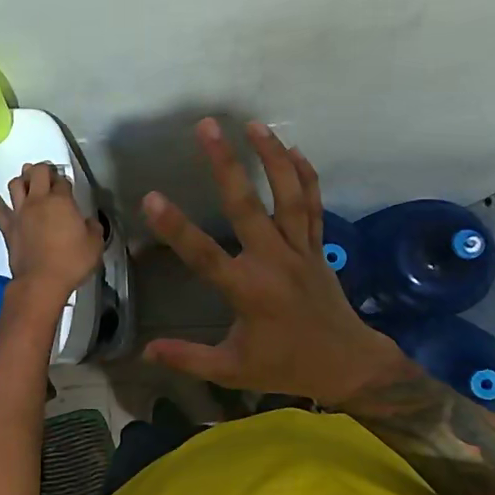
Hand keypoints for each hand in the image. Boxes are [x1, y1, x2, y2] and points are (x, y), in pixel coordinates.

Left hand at [0, 163, 102, 304]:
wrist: (42, 280)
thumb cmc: (72, 261)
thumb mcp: (95, 244)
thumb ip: (93, 228)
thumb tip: (89, 222)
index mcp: (62, 202)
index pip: (62, 181)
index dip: (65, 179)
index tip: (68, 184)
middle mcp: (38, 201)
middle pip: (37, 173)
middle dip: (42, 169)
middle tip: (48, 175)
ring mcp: (20, 212)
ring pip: (16, 184)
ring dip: (22, 180)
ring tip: (27, 182)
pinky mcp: (8, 227)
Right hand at [141, 118, 409, 404]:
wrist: (348, 364)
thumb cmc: (287, 367)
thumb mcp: (233, 370)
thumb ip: (189, 358)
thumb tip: (147, 351)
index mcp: (249, 291)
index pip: (205, 255)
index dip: (176, 228)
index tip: (151, 198)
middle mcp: (274, 262)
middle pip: (247, 207)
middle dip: (226, 165)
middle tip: (207, 126)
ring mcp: (300, 251)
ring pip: (288, 196)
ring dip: (272, 157)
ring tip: (254, 124)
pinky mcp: (318, 248)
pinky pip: (313, 207)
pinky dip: (307, 177)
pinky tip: (296, 150)